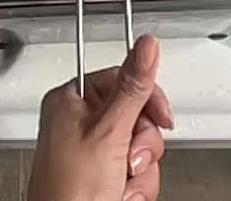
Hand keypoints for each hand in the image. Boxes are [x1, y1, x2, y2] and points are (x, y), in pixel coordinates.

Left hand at [27, 34, 174, 200]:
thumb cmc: (69, 192)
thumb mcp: (109, 132)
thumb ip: (133, 88)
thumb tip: (147, 45)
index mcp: (71, 100)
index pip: (120, 78)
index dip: (145, 97)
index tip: (161, 114)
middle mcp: (80, 123)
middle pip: (135, 114)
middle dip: (141, 143)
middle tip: (130, 157)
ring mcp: (93, 153)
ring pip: (140, 146)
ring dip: (140, 171)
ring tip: (121, 183)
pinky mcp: (104, 179)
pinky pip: (137, 172)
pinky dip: (135, 189)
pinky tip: (120, 197)